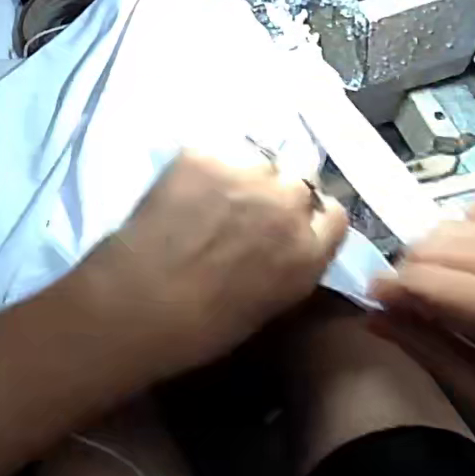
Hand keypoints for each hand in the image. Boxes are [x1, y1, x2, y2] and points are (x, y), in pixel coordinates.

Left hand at [67, 150, 348, 380]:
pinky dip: (204, 164)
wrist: (141, 301)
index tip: (289, 218)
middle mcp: (288, 205)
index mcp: (309, 252)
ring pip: (259, 158)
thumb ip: (285, 263)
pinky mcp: (205, 155)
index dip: (310, 214)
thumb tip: (277, 242)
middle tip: (245, 203)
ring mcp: (246, 174)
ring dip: (243, 172)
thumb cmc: (201, 325)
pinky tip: (185, 182)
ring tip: (212, 190)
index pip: (333, 214)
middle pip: (298, 179)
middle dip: (276, 190)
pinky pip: (215, 149)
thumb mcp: (266, 303)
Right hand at [368, 189, 474, 475]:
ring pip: (457, 219)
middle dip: (411, 273)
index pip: (420, 279)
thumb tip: (375, 319)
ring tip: (457, 290)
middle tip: (421, 311)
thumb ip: (441, 360)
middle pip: (431, 243)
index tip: (378, 309)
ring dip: (440, 249)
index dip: (387, 292)